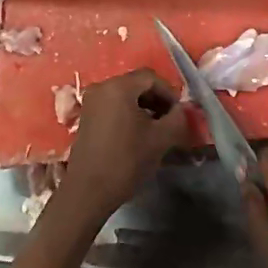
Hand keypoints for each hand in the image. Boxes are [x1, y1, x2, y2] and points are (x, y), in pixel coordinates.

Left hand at [56, 69, 189, 220]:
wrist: (89, 190)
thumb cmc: (126, 160)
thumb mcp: (160, 139)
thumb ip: (177, 118)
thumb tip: (182, 109)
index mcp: (119, 86)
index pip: (150, 77)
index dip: (169, 93)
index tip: (179, 113)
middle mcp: (102, 87)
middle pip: (136, 84)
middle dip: (157, 100)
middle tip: (170, 121)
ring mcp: (91, 101)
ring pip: (124, 95)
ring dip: (144, 107)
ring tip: (156, 129)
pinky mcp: (86, 116)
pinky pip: (113, 105)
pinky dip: (128, 113)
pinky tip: (137, 134)